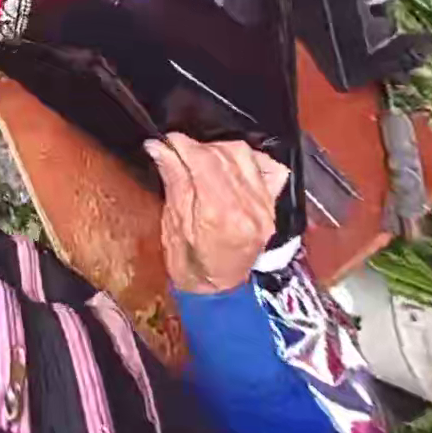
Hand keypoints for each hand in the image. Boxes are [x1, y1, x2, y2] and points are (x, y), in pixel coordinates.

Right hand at [146, 133, 289, 294]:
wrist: (216, 291)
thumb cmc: (188, 261)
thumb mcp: (173, 221)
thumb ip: (173, 178)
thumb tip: (159, 145)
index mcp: (220, 213)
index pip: (204, 160)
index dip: (183, 144)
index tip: (168, 141)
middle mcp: (249, 207)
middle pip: (224, 155)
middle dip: (198, 147)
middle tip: (180, 152)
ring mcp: (265, 208)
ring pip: (245, 155)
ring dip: (221, 150)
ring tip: (204, 160)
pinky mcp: (272, 207)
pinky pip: (270, 169)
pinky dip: (252, 160)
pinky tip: (234, 166)